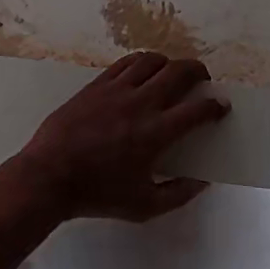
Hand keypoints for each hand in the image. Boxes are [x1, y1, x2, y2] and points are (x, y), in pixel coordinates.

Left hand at [0, 52, 228, 268]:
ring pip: (151, 61)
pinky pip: (124, 64)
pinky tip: (142, 71)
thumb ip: (178, 194)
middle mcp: (140, 104)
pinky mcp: (95, 86)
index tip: (220, 107)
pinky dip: (141, 63)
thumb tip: (202, 181)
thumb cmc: (98, 195)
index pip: (197, 110)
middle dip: (198, 71)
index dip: (215, 106)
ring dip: (169, 63)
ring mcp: (116, 91)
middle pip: (179, 72)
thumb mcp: (144, 207)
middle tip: (202, 80)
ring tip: (172, 73)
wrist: (49, 177)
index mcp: (156, 133)